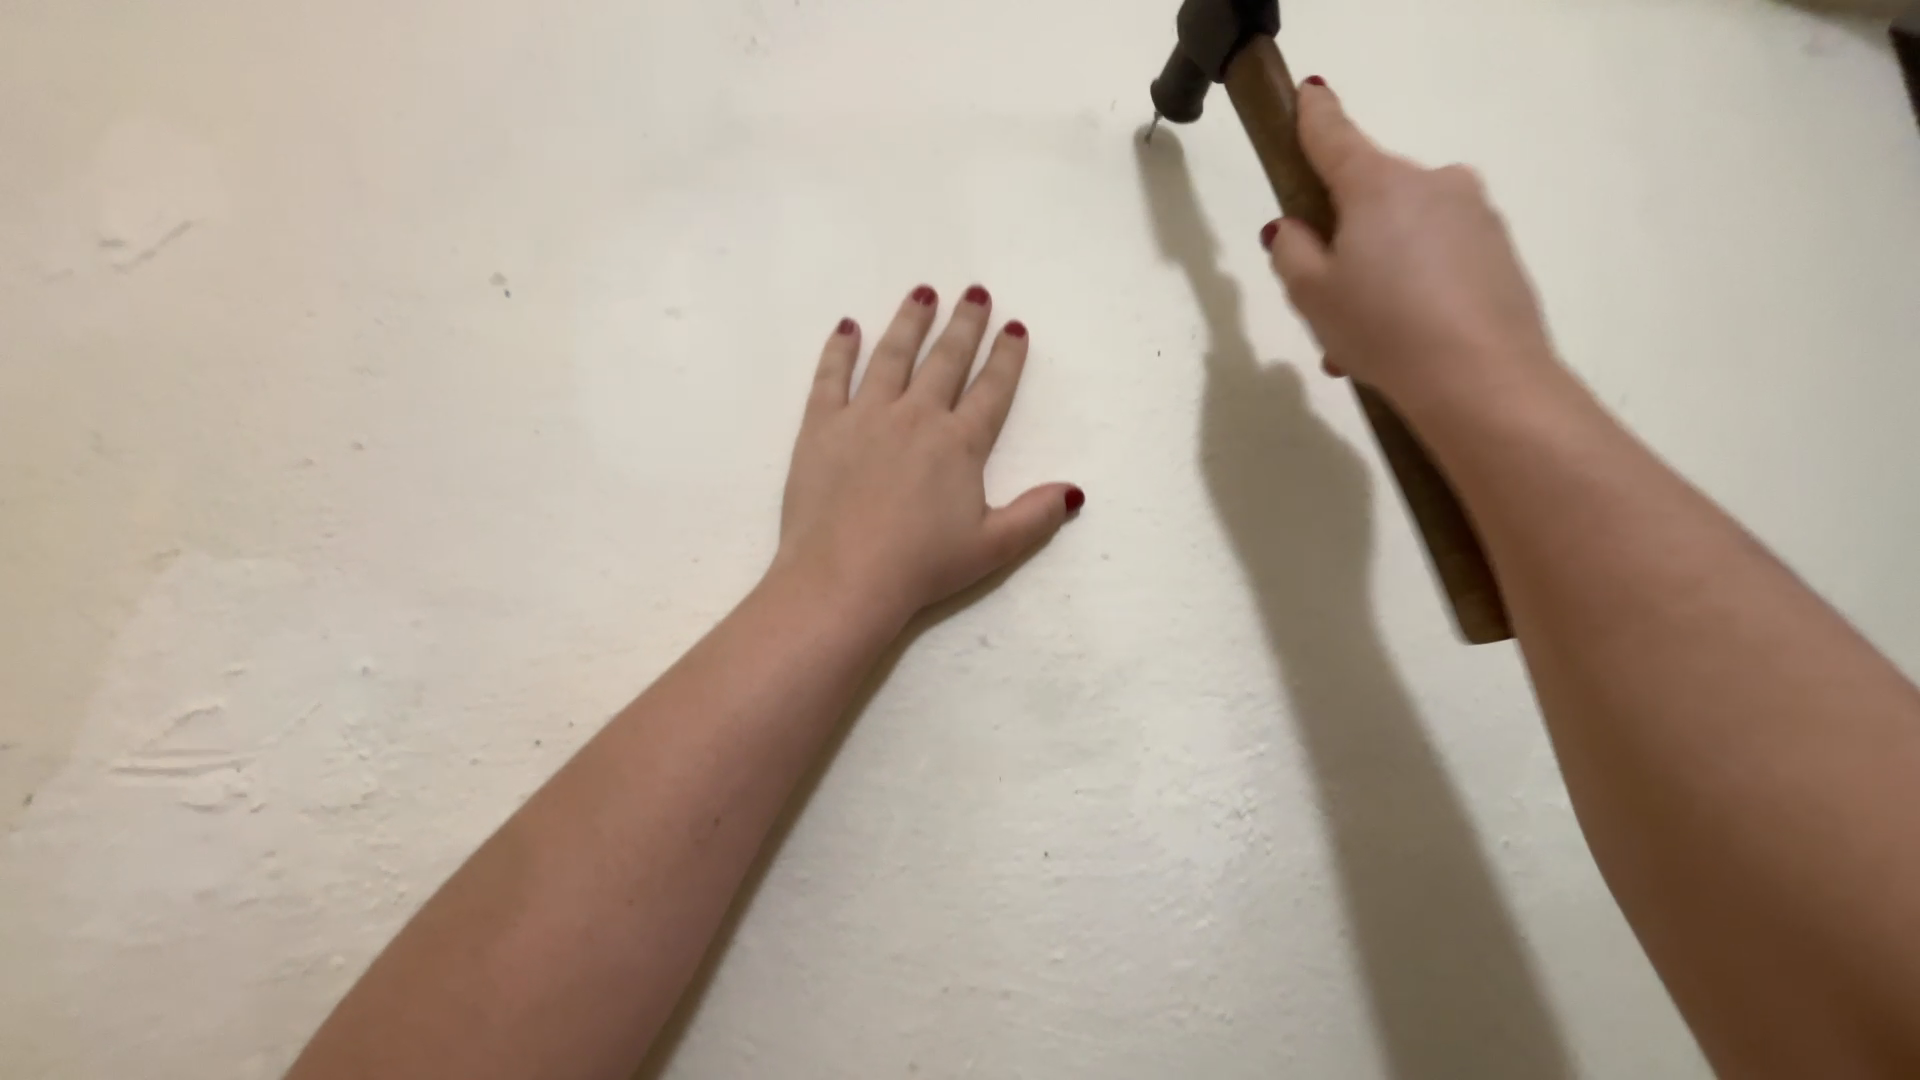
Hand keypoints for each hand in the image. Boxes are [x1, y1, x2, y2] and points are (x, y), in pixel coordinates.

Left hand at [772, 285, 1081, 629]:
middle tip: (975, 292)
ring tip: (923, 293)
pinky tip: (849, 326)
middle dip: (964, 325)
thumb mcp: (991, 549)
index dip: (1006, 358)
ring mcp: (865, 416)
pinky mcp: (821, 426)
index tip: (1014, 328)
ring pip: (892, 356)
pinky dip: (840, 348)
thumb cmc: (921, 567)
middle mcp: (916, 416)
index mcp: (959, 444)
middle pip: (945, 360)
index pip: (991, 390)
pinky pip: (831, 376)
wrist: (843, 578)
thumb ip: (1035, 516)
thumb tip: (1074, 492)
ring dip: (910, 322)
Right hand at [1264, 82, 1560, 411]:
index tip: (1307, 94)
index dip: (1313, 117)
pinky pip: (1437, 260)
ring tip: (1358, 344)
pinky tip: (1398, 343)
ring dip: (1375, 278)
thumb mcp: (1311, 295)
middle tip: (1324, 304)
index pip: (1334, 136)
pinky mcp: (1499, 250)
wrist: (1482, 377)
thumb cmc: (1381, 328)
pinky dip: (1411, 292)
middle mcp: (1432, 182)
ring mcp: (1473, 214)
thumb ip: (1290, 252)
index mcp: (1378, 184)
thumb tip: (1293, 227)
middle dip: (1342, 242)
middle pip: (1370, 198)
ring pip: (1403, 237)